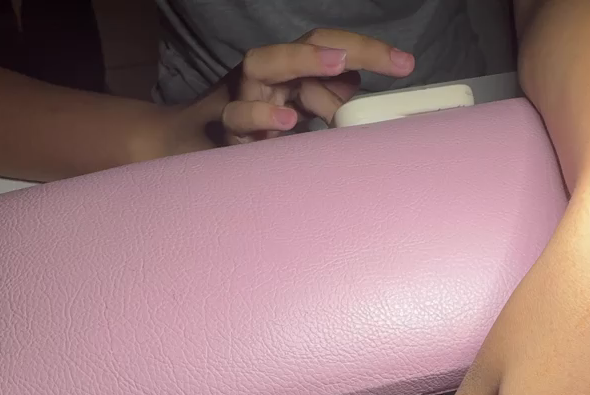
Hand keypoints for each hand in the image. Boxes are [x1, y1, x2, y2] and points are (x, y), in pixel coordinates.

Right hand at [166, 29, 414, 149]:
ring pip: (262, 65)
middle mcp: (262, 78)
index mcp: (285, 74)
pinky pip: (239, 116)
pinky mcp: (223, 130)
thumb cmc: (248, 140)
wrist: (184, 154)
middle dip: (343, 47)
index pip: (328, 48)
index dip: (367, 52)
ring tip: (339, 64)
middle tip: (387, 59)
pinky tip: (288, 124)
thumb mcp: (294, 121)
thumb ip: (324, 103)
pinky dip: (263, 116)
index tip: (406, 65)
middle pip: (300, 45)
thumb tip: (354, 89)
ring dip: (301, 60)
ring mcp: (239, 98)